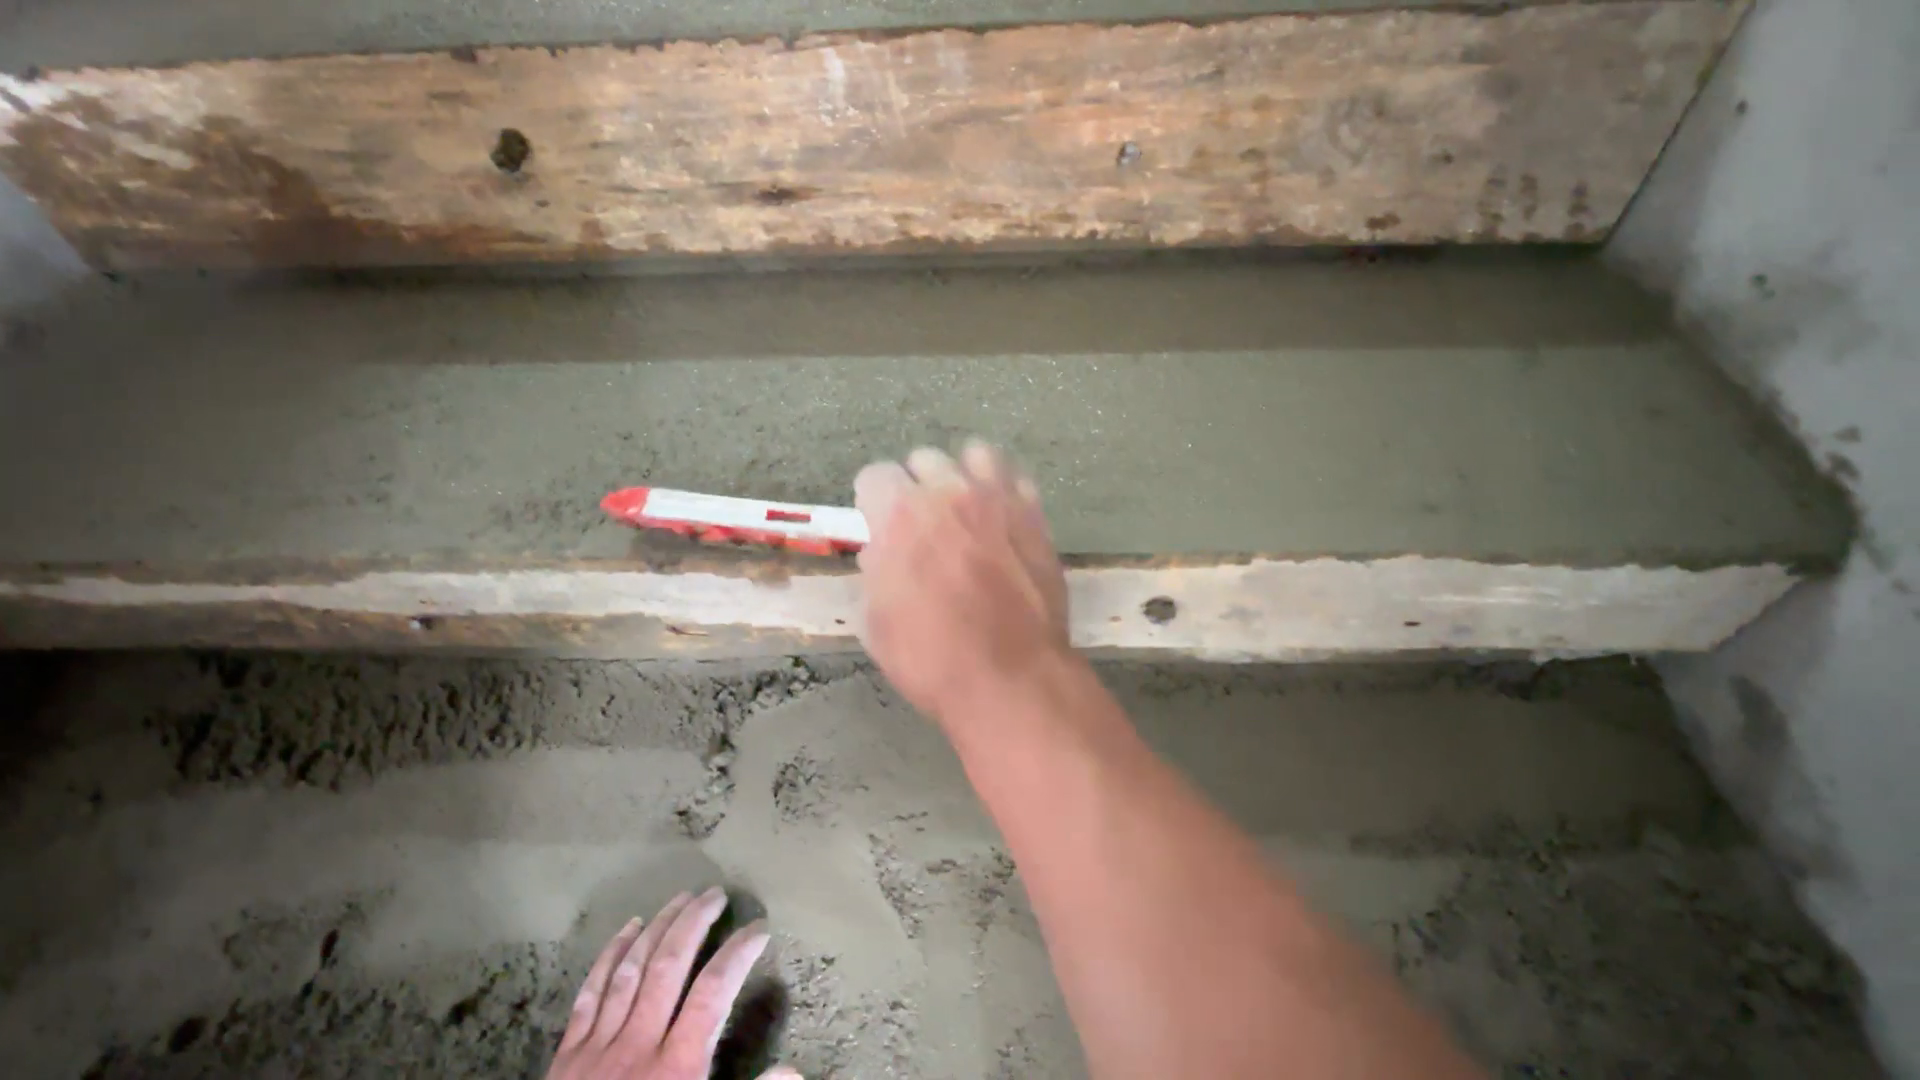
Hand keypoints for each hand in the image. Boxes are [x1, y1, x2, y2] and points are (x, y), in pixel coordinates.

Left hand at [546, 887, 795, 1079]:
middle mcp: (639, 1043)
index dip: (738, 954)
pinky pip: (590, 994)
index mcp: (677, 1065)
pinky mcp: (568, 1055)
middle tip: (715, 893)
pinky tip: (626, 930)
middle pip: (669, 967)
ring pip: (631, 971)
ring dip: (657, 929)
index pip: (714, 991)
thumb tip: (794, 1069)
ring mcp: (599, 1046)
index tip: (759, 929)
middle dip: (694, 924)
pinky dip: (609, 957)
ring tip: (680, 898)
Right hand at [854, 441, 1071, 722]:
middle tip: (922, 525)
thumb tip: (881, 553)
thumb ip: (874, 574)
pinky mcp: (1035, 515)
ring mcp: (998, 499)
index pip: (874, 476)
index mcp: (900, 515)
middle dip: (916, 487)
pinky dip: (1003, 490)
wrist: (1011, 678)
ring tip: (964, 509)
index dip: (872, 503)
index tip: (878, 527)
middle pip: (924, 460)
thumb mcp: (875, 623)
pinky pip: (1016, 479)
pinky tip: (1000, 517)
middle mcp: (949, 493)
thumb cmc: (931, 659)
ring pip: (975, 455)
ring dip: (963, 476)